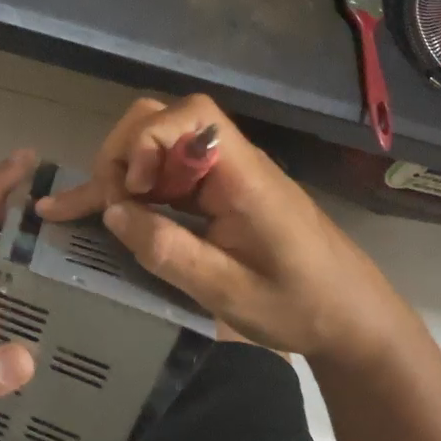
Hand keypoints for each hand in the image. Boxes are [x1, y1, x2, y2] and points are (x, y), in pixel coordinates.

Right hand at [37, 95, 410, 364]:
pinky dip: (132, 189)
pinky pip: (166, 175)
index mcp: (244, 177)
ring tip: (85, 209)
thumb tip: (113, 212)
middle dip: (123, 153)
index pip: (189, 117)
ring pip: (157, 145)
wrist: (356, 323)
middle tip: (105, 202)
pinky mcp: (217, 196)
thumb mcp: (228, 292)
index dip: (146, 141)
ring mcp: (223, 178)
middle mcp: (231, 164)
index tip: (132, 190)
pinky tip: (105, 212)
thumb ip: (169, 250)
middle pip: (164, 120)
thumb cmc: (300, 307)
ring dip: (120, 171)